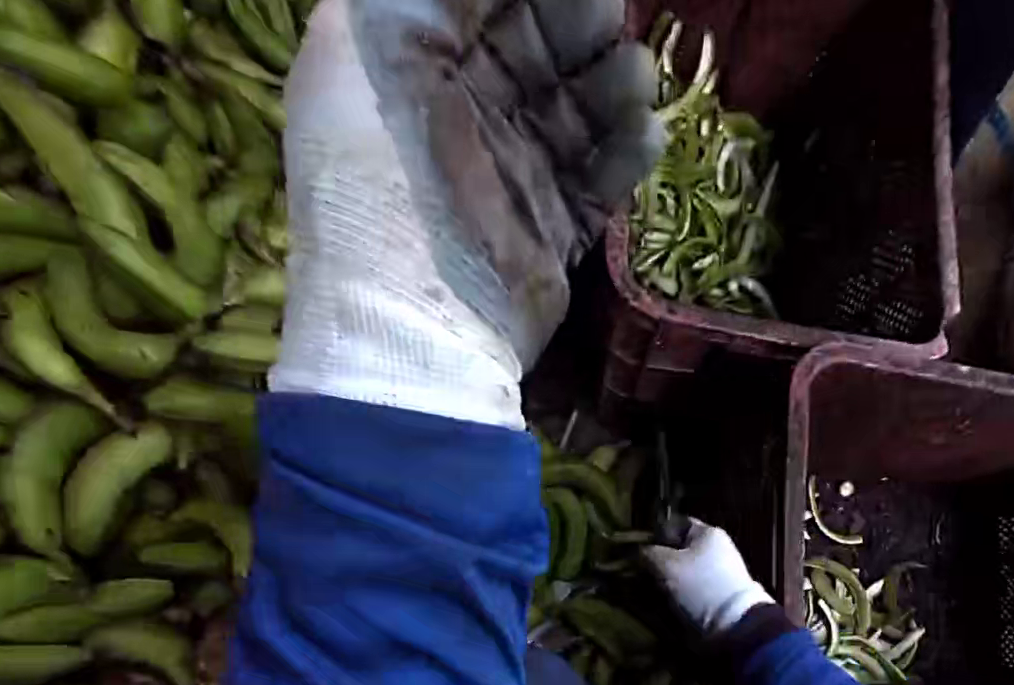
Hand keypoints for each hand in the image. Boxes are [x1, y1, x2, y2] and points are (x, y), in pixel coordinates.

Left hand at [274, 0, 663, 428]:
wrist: (418, 324)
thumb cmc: (378, 180)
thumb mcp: (366, 50)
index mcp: (414, 72)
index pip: (480, 4)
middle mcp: (467, 122)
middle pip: (539, 52)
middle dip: (579, 26)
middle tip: (611, 17)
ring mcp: (513, 182)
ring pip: (578, 116)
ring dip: (613, 89)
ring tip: (635, 80)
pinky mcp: (550, 234)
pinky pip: (598, 186)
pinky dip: (627, 158)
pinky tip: (647, 134)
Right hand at [644, 518, 774, 638]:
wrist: (733, 625)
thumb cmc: (699, 585)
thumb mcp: (666, 565)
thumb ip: (648, 553)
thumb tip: (639, 551)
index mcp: (708, 533)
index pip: (675, 524)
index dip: (654, 534)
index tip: (637, 549)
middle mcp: (716, 548)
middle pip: (678, 550)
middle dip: (658, 561)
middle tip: (639, 572)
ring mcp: (720, 572)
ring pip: (683, 571)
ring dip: (666, 580)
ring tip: (648, 590)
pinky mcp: (719, 594)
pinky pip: (691, 588)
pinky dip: (677, 593)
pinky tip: (664, 602)